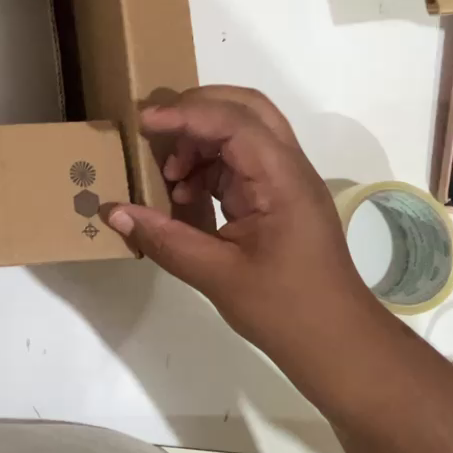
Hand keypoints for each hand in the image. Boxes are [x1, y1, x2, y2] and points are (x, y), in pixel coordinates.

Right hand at [101, 86, 380, 345]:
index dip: (186, 114)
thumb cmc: (286, 310)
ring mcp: (285, 181)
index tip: (144, 123)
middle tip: (155, 127)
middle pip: (246, 108)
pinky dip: (207, 164)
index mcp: (282, 180)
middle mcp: (288, 168)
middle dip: (196, 108)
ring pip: (242, 131)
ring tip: (168, 174)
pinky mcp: (277, 198)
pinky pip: (239, 160)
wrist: (339, 344)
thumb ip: (164, 239)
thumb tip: (113, 211)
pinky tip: (184, 194)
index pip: (235, 122)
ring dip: (200, 139)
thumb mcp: (217, 276)